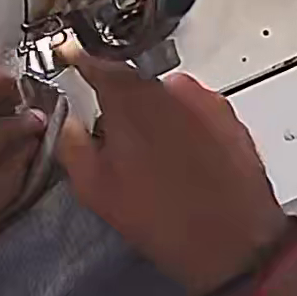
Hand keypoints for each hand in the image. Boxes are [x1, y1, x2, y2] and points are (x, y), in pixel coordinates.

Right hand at [55, 54, 290, 295]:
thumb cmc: (159, 216)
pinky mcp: (230, 117)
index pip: (96, 62)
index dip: (78, 58)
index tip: (69, 54)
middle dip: (119, 105)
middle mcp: (169, 88)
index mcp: (129, 99)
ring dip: (153, 117)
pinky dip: (182, 126)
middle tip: (116, 144)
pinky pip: (193, 111)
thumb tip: (65, 120)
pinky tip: (182, 162)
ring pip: (164, 97)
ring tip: (155, 161)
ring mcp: (204, 100)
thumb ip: (71, 142)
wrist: (231, 241)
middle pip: (132, 82)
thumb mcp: (94, 187)